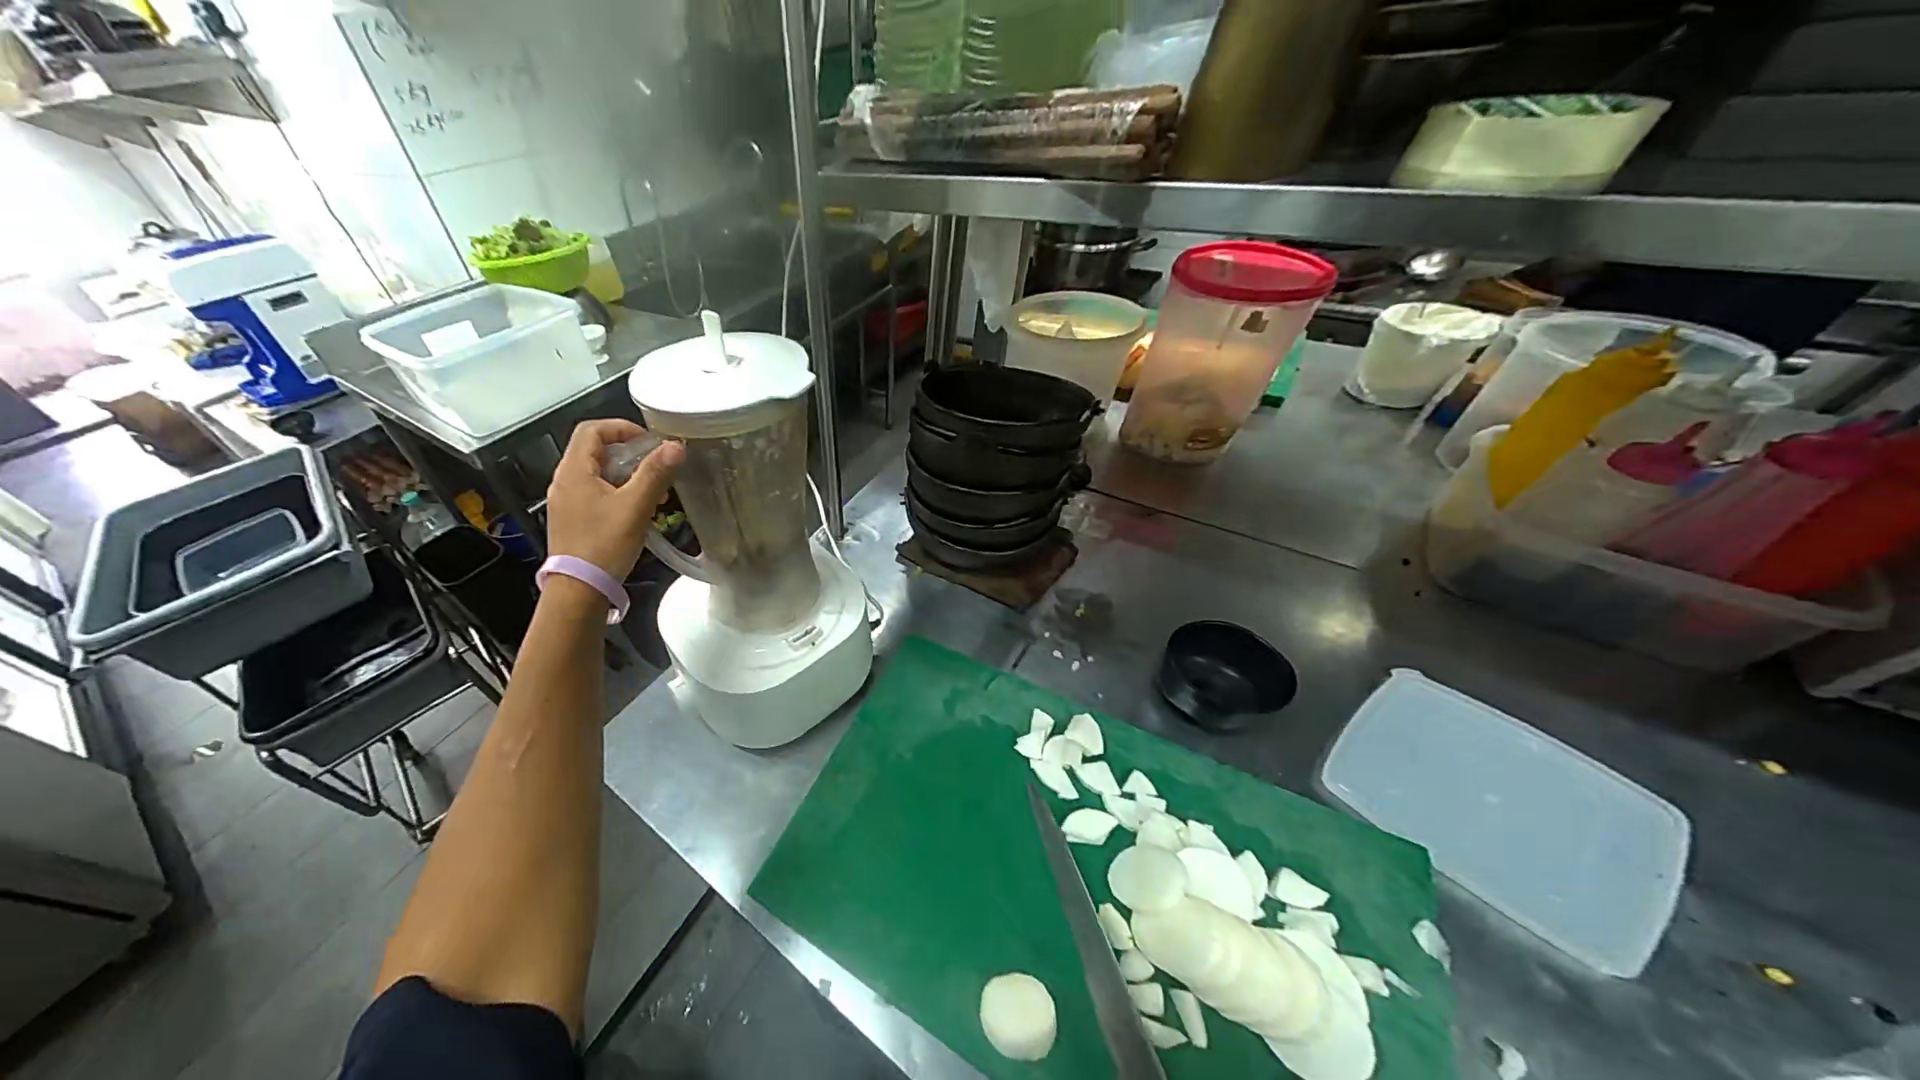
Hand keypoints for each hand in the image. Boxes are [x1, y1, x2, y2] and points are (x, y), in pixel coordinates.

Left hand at [545, 419, 683, 580]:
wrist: (580, 589)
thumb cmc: (605, 545)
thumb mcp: (636, 506)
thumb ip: (655, 473)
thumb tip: (675, 446)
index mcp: (574, 471)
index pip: (592, 430)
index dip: (622, 428)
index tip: (650, 442)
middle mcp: (565, 482)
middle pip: (596, 451)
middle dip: (631, 455)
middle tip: (658, 468)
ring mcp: (567, 502)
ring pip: (599, 474)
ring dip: (628, 476)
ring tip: (655, 493)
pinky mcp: (573, 520)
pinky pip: (597, 494)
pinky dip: (619, 493)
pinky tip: (639, 511)